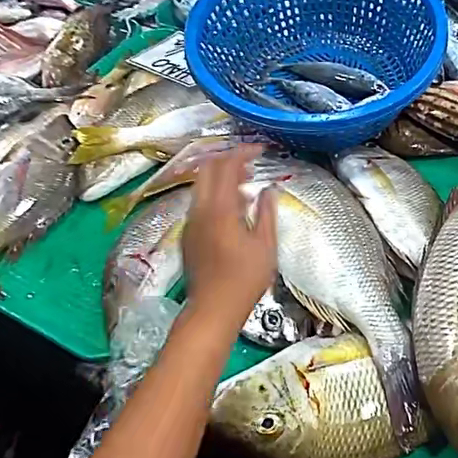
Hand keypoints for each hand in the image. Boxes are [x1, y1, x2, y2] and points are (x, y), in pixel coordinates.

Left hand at [181, 145, 277, 326]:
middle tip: (250, 164)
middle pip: (207, 168)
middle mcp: (200, 210)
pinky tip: (232, 209)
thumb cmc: (244, 279)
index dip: (243, 151)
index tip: (260, 149)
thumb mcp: (265, 245)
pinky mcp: (188, 234)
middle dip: (228, 159)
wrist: (212, 308)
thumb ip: (267, 212)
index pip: (226, 165)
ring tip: (244, 185)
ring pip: (201, 185)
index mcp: (220, 209)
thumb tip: (270, 190)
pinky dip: (214, 194)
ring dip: (220, 177)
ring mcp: (190, 222)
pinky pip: (199, 202)